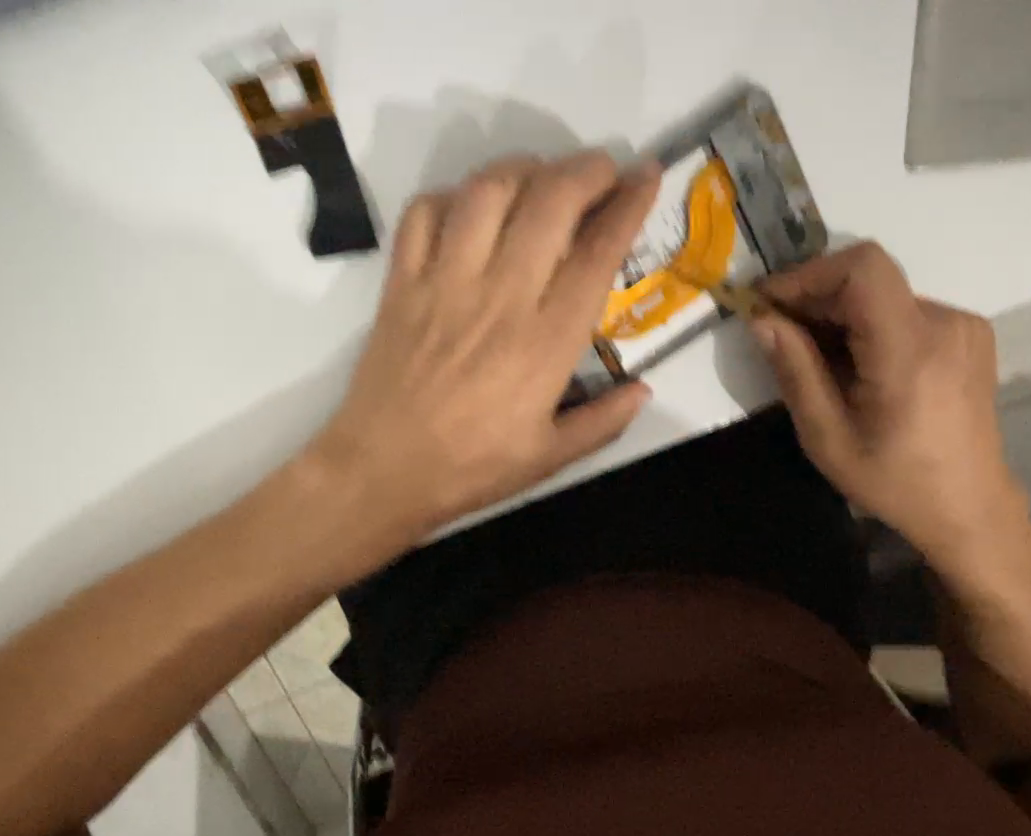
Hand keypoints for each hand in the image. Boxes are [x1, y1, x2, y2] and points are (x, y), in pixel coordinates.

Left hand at [309, 151, 660, 541]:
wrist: (383, 470)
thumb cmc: (471, 468)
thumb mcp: (550, 457)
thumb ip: (604, 422)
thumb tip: (644, 390)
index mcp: (547, 341)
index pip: (597, 251)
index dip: (629, 204)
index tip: (647, 176)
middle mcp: (501, 296)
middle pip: (550, 200)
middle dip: (586, 170)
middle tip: (601, 173)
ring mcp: (446, 282)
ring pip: (487, 191)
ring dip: (523, 169)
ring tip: (540, 179)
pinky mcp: (402, 282)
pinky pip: (424, 213)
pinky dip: (452, 196)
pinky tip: (469, 210)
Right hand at [748, 242, 1030, 573]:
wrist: (967, 505)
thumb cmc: (893, 481)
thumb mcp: (827, 437)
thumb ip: (795, 371)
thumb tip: (761, 320)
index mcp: (911, 351)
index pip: (862, 269)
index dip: (807, 274)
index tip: (767, 302)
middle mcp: (945, 323)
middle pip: (869, 280)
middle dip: (815, 299)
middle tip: (776, 334)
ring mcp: (963, 326)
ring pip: (883, 296)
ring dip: (840, 317)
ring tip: (814, 360)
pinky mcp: (967, 334)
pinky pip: (904, 312)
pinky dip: (867, 327)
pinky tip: (853, 366)